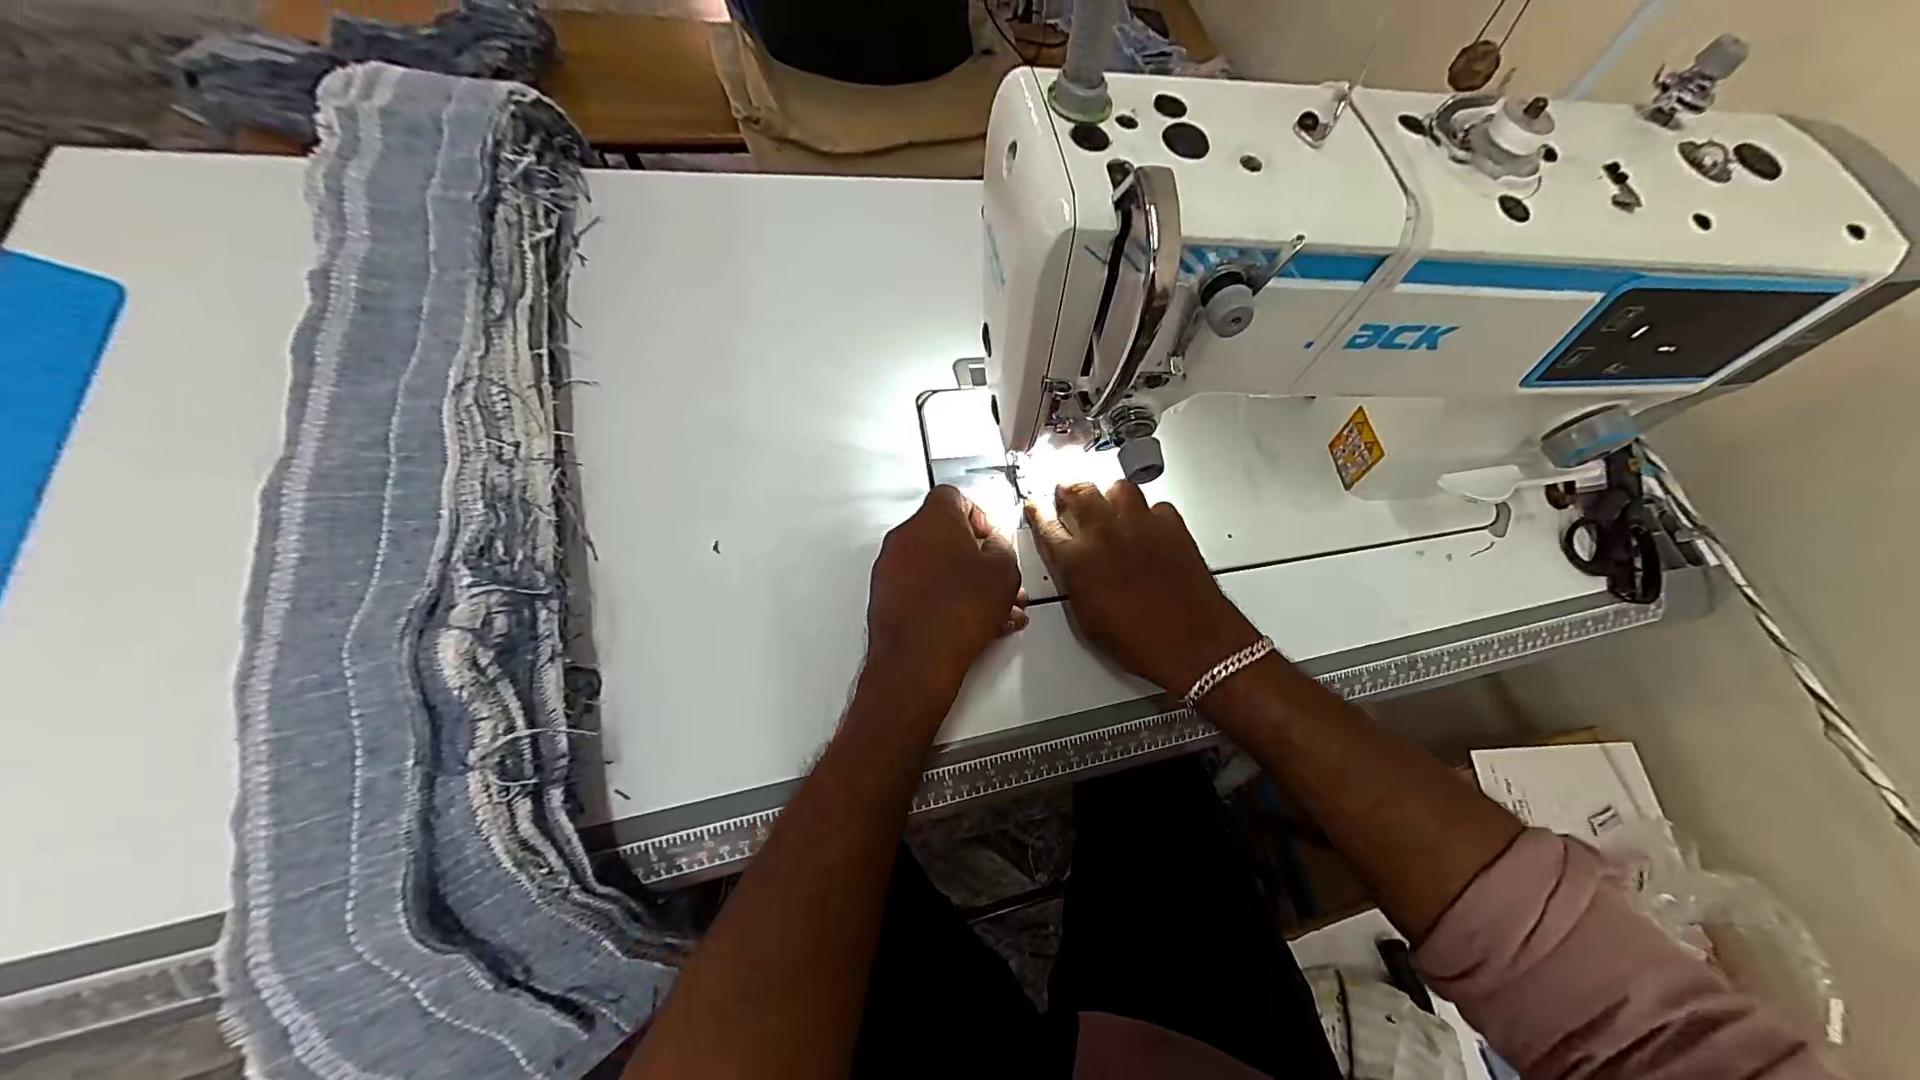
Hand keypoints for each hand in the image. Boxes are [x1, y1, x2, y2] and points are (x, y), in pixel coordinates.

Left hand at [866, 486, 1027, 694]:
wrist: (920, 656)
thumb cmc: (954, 612)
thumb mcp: (1004, 572)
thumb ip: (1003, 548)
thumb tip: (996, 548)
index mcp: (934, 519)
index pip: (954, 496)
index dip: (978, 515)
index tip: (990, 536)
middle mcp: (905, 537)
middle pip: (943, 534)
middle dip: (973, 555)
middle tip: (992, 574)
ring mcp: (890, 567)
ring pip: (933, 565)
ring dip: (961, 581)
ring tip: (988, 608)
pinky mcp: (885, 596)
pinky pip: (919, 589)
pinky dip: (942, 599)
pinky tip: (967, 622)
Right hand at [1027, 481, 1259, 694]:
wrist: (1191, 642)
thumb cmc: (1142, 639)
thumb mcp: (1087, 618)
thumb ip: (1075, 582)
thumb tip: (1075, 571)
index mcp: (1077, 559)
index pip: (1047, 525)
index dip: (1038, 514)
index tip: (1037, 507)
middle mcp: (1106, 534)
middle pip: (1080, 493)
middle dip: (1069, 491)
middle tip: (1067, 492)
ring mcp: (1140, 525)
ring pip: (1119, 488)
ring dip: (1109, 494)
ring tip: (1108, 501)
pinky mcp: (1171, 526)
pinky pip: (1156, 506)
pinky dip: (1149, 512)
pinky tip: (1147, 524)